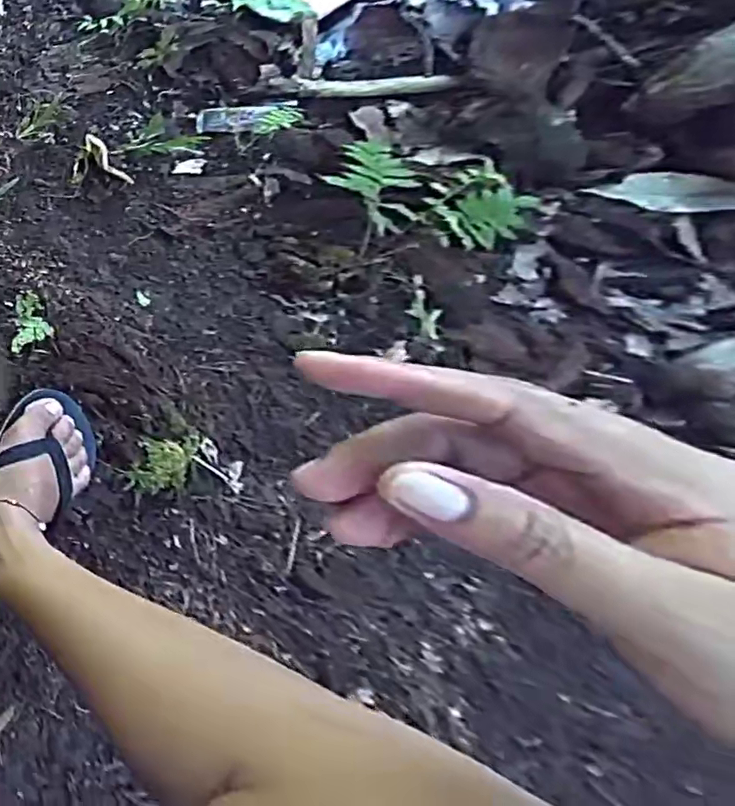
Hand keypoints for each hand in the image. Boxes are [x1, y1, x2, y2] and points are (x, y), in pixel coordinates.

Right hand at [291, 351, 734, 741]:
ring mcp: (596, 503)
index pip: (498, 402)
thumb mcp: (664, 611)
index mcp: (646, 468)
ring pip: (463, 473)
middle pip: (465, 439)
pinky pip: (482, 508)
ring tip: (341, 527)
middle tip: (314, 490)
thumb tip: (404, 482)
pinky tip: (387, 534)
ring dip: (393, 493)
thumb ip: (532, 540)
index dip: (398, 378)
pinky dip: (427, 518)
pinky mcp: (582, 535)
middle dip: (381, 459)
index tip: (315, 368)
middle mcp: (609, 470)